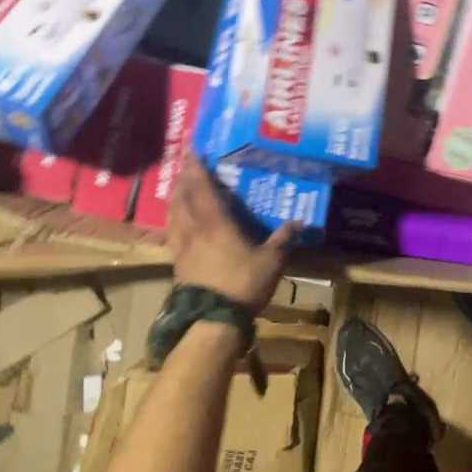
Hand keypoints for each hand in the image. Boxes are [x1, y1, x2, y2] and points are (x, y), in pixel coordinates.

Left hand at [164, 158, 298, 312]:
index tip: (191, 150)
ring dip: (175, 200)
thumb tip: (299, 222)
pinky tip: (178, 226)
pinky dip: (174, 223)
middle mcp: (194, 230)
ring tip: (178, 192)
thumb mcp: (271, 261)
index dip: (197, 168)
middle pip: (182, 199)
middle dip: (183, 181)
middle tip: (184, 168)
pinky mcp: (177, 266)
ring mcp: (182, 249)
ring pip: (173, 216)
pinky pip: (172, 236)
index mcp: (216, 224)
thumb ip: (282, 240)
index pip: (203, 188)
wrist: (213, 321)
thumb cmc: (243, 284)